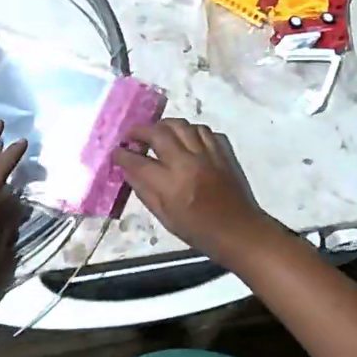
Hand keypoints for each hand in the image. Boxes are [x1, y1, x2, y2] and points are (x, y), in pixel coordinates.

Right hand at [113, 119, 282, 266]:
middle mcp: (187, 162)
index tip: (117, 151)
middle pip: (159, 132)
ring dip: (166, 126)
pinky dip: (191, 131)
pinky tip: (186, 140)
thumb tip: (128, 171)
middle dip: (140, 130)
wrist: (239, 230)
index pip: (138, 161)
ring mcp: (207, 153)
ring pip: (182, 125)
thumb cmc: (199, 231)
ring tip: (158, 133)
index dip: (123, 154)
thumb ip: (145, 191)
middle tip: (133, 135)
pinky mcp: (223, 151)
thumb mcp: (165, 218)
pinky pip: (204, 131)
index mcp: (170, 183)